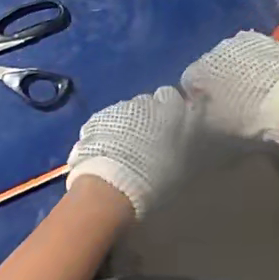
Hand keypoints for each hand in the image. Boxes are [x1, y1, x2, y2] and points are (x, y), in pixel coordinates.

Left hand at [65, 86, 190, 219]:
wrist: (114, 183)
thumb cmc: (157, 178)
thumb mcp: (183, 162)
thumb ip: (182, 141)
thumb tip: (182, 136)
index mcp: (171, 111)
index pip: (170, 96)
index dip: (167, 110)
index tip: (167, 126)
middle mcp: (143, 103)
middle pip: (145, 103)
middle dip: (146, 117)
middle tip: (145, 141)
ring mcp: (116, 108)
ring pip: (124, 111)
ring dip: (125, 124)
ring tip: (123, 148)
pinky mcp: (95, 118)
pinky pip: (105, 121)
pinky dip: (106, 131)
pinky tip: (106, 150)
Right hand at [181, 31, 278, 146]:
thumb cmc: (250, 117)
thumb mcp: (217, 122)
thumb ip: (201, 110)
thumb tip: (199, 106)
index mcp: (198, 70)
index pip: (189, 80)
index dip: (197, 95)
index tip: (206, 106)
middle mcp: (215, 50)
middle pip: (210, 65)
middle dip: (216, 78)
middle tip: (229, 97)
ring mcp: (241, 42)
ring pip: (231, 56)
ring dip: (236, 68)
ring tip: (249, 86)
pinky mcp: (266, 41)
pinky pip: (252, 52)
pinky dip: (254, 62)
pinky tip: (264, 76)